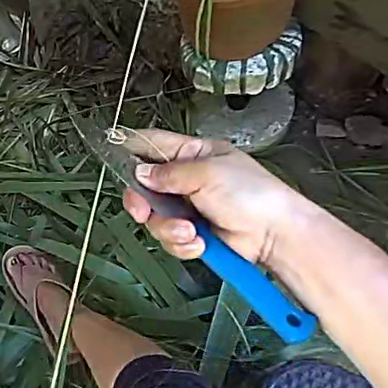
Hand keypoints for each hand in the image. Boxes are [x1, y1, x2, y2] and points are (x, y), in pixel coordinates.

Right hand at [117, 129, 315, 269]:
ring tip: (190, 232)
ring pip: (156, 219)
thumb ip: (169, 173)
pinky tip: (199, 243)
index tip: (111, 148)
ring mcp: (191, 208)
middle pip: (146, 188)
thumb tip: (140, 173)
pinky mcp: (195, 234)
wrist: (276, 234)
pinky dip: (182, 244)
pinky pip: (171, 239)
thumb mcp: (207, 174)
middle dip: (143, 203)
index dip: (132, 146)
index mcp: (195, 154)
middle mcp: (189, 179)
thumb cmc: (252, 194)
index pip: (155, 144)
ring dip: (169, 228)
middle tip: (143, 212)